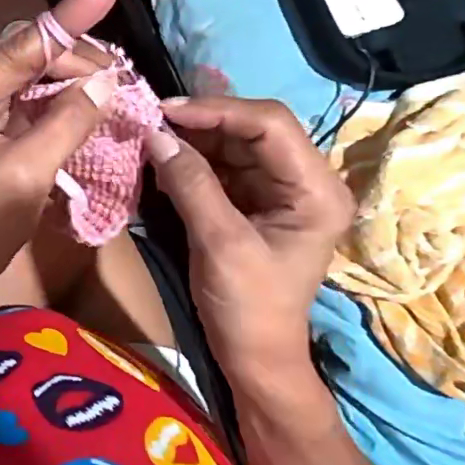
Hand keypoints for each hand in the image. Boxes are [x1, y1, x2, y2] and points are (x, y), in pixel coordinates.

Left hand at [0, 0, 122, 286]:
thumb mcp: (30, 174)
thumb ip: (69, 122)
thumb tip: (108, 81)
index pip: (17, 49)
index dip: (66, 18)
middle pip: (24, 49)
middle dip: (74, 55)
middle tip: (120, 76)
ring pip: (29, 61)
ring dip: (72, 68)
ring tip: (113, 83)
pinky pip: (30, 83)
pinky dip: (63, 86)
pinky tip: (91, 90)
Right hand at [148, 96, 353, 385]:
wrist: (253, 354)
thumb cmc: (248, 305)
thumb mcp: (220, 243)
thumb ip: (191, 184)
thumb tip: (154, 134)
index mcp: (315, 189)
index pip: (270, 124)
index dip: (217, 111)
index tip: (165, 111)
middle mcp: (301, 180)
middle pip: (250, 128)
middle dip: (200, 121)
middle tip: (150, 120)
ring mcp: (274, 189)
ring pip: (230, 142)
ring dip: (190, 138)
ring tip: (149, 136)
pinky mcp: (249, 199)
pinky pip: (217, 164)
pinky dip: (187, 159)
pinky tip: (160, 159)